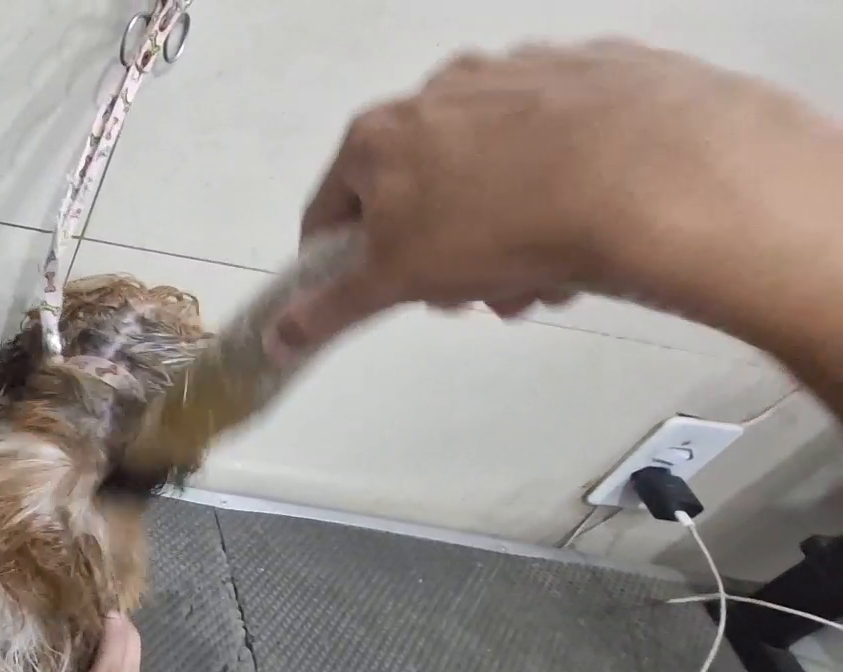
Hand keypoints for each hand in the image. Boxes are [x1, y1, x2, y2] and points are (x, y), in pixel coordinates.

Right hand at [269, 40, 836, 357]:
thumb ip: (325, 312)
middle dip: (427, 252)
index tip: (364, 292)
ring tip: (527, 271)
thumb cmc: (492, 229)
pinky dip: (547, 185)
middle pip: (408, 194)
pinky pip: (545, 142)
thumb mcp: (390, 284)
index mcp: (374, 137)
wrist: (659, 175)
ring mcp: (519, 71)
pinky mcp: (594, 69)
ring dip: (487, 230)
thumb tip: (274, 341)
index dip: (337, 263)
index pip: (326, 213)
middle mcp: (437, 90)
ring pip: (477, 172)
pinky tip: (574, 221)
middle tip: (459, 290)